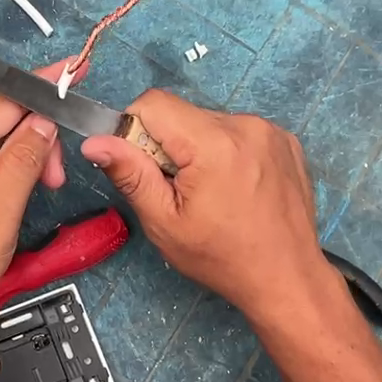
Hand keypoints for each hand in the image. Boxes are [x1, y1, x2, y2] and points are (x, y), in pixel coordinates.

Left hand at [0, 62, 68, 330]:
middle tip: (58, 179)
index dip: (44, 88)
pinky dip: (7, 171)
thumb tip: (44, 122)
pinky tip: (20, 192)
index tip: (76, 69)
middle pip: (0, 119)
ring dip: (24, 158)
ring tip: (43, 189)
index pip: (3, 100)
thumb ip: (23, 162)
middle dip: (37, 139)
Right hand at [80, 90, 346, 333]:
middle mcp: (245, 125)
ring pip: (208, 122)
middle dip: (168, 145)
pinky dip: (226, 152)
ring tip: (210, 192)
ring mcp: (270, 130)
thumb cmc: (220, 257)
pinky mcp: (285, 140)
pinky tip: (235, 187)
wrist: (287, 278)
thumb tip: (94, 142)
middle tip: (178, 190)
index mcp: (213, 144)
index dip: (134, 129)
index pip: (153, 103)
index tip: (142, 166)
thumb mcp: (164, 222)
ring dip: (197, 148)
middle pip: (182, 114)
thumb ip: (130, 175)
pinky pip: (237, 131)